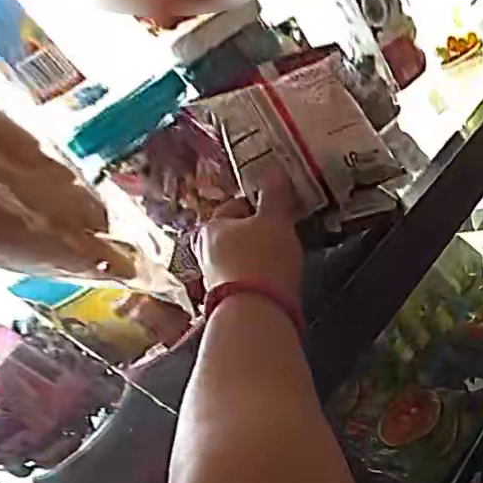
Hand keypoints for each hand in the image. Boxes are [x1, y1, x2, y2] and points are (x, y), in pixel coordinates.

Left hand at [198, 179, 302, 304]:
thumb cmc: (263, 260)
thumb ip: (275, 198)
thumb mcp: (275, 224)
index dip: (258, 208)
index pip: (235, 207)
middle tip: (277, 239)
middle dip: (252, 236)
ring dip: (253, 260)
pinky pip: (244, 283)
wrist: (257, 311)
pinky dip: (257, 282)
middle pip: (233, 235)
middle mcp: (204, 250)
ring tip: (278, 265)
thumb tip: (276, 171)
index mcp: (212, 225)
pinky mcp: (228, 301)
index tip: (278, 214)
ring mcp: (214, 278)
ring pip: (236, 260)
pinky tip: (272, 286)